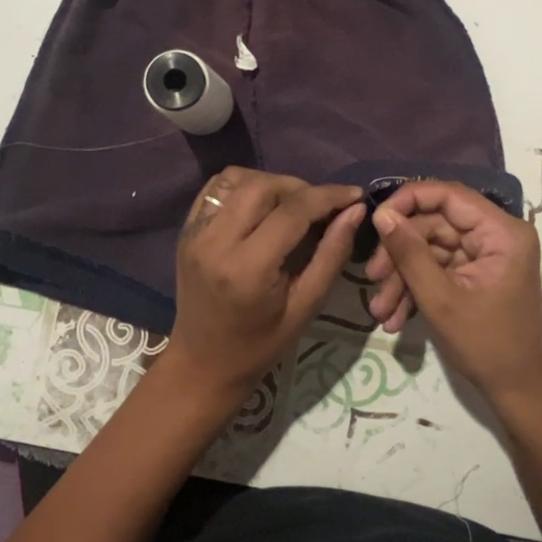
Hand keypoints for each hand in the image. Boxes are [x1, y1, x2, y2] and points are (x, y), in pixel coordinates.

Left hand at [166, 167, 363, 397]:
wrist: (203, 362)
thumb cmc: (260, 344)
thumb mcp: (306, 307)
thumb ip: (331, 255)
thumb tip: (354, 210)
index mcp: (247, 268)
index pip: (292, 211)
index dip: (327, 196)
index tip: (353, 194)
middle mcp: (216, 242)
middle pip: (263, 186)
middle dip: (299, 187)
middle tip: (320, 206)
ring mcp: (195, 232)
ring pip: (237, 179)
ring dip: (271, 183)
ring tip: (290, 205)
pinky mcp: (186, 229)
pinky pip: (216, 187)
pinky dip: (243, 186)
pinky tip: (260, 206)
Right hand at [369, 180, 541, 399]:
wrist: (515, 390)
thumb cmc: (485, 344)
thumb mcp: (440, 299)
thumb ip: (409, 253)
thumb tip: (381, 215)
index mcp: (502, 232)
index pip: (449, 195)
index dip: (409, 200)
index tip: (376, 219)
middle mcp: (496, 235)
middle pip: (435, 224)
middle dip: (400, 253)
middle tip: (372, 278)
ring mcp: (485, 255)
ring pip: (431, 248)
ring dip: (402, 277)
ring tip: (380, 310)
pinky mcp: (474, 273)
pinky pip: (438, 268)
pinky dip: (415, 288)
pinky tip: (395, 317)